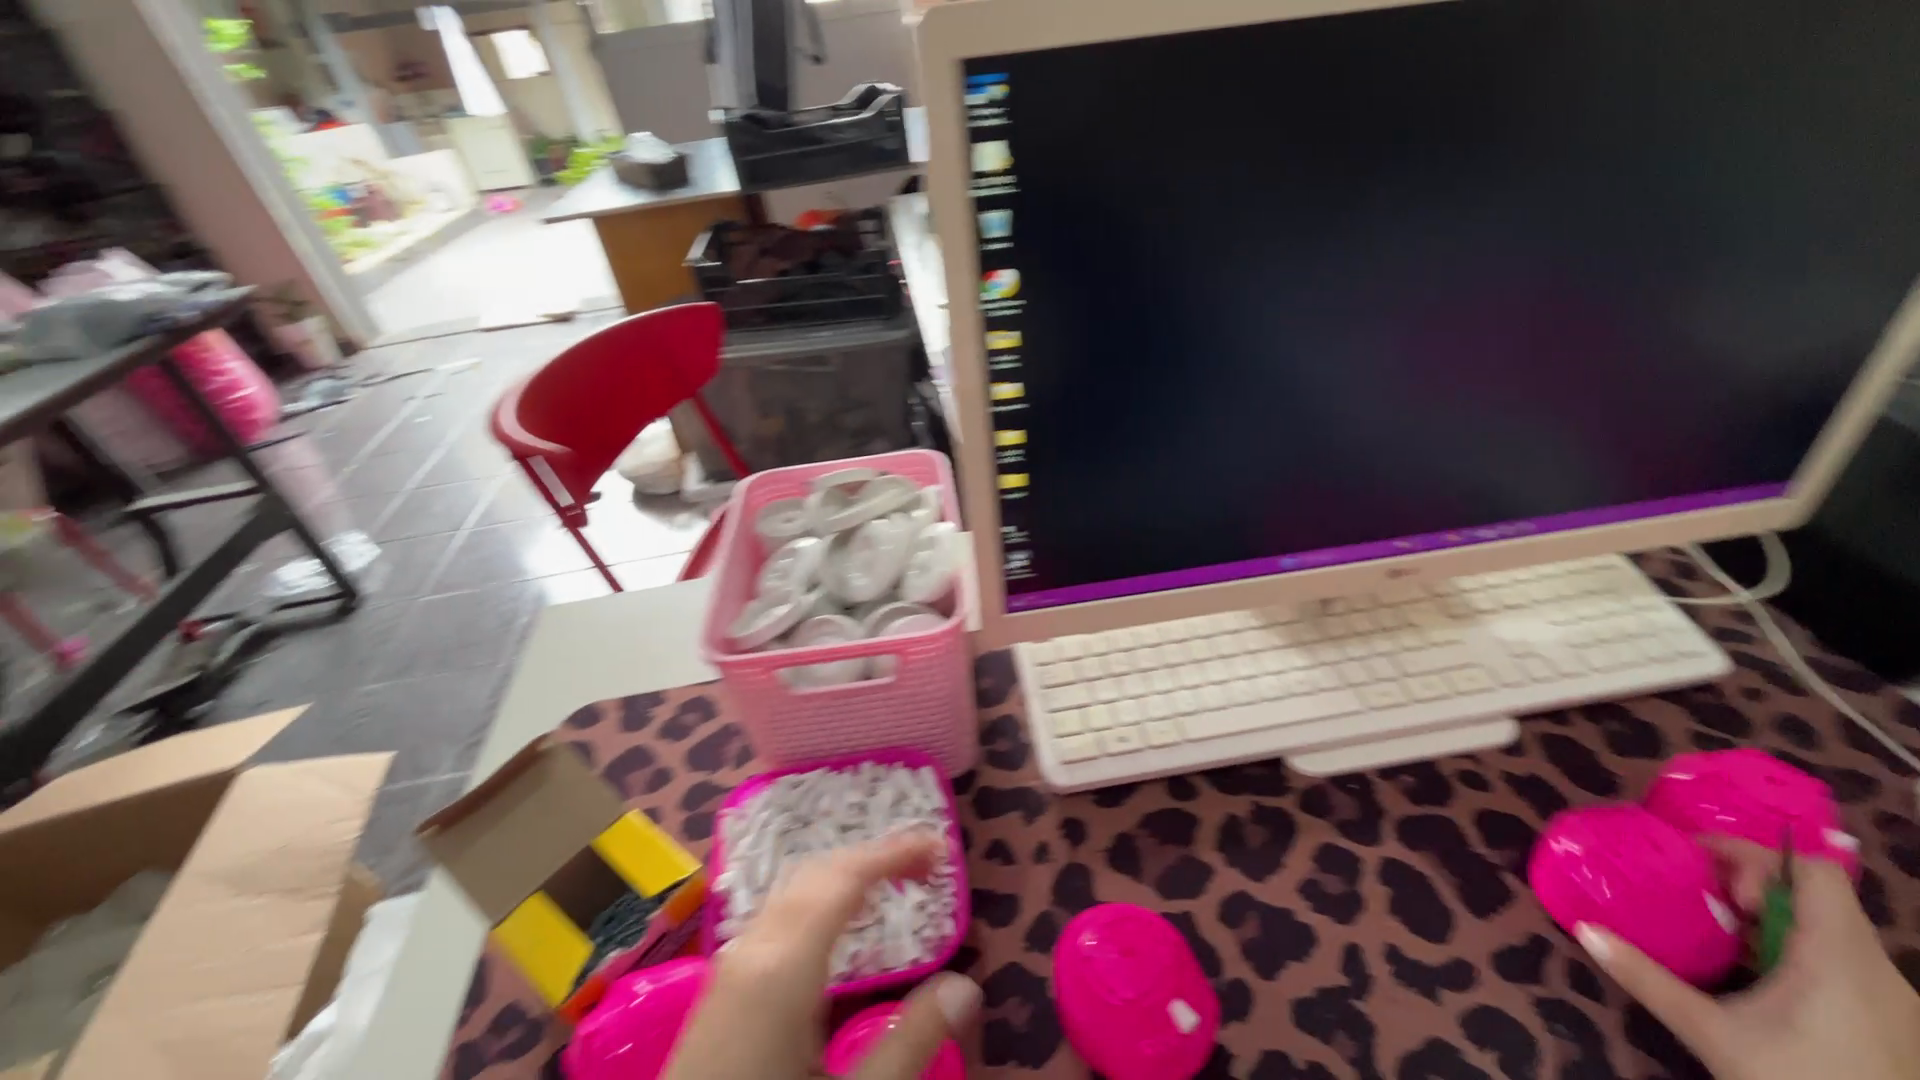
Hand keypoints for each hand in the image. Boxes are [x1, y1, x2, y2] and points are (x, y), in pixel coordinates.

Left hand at [663, 832, 979, 1079]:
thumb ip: (907, 1043)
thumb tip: (965, 987)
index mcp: (784, 965)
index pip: (844, 878)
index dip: (893, 852)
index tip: (939, 845)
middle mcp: (753, 948)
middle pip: (816, 873)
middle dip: (872, 855)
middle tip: (925, 861)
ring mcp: (730, 965)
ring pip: (792, 890)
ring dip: (844, 874)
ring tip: (890, 881)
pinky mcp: (720, 986)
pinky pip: (777, 913)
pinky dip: (819, 897)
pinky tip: (836, 924)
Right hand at [1576, 837, 1919, 1079]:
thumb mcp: (1712, 1033)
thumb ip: (1648, 978)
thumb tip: (1584, 930)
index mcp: (1838, 956)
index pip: (1814, 871)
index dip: (1756, 856)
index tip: (1702, 868)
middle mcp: (1876, 966)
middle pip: (1818, 894)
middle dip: (1751, 883)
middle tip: (1697, 894)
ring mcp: (1891, 995)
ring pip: (1830, 926)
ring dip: (1771, 915)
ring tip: (1718, 929)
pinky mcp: (1891, 1019)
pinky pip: (1842, 957)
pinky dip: (1794, 946)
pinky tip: (1756, 973)